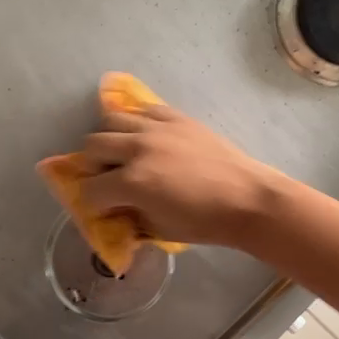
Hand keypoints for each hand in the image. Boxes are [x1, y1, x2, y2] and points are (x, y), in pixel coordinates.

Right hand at [79, 103, 287, 246]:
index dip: (93, 202)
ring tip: (122, 152)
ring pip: (112, 120)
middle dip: (93, 165)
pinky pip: (144, 110)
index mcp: (132, 182)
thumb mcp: (159, 228)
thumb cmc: (205, 222)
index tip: (103, 207)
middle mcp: (138, 148)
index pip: (91, 189)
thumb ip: (131, 215)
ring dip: (110, 139)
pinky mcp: (176, 117)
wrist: (247, 199)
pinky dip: (137, 122)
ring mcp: (157, 128)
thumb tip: (117, 208)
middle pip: (93, 146)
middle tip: (106, 177)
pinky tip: (146, 137)